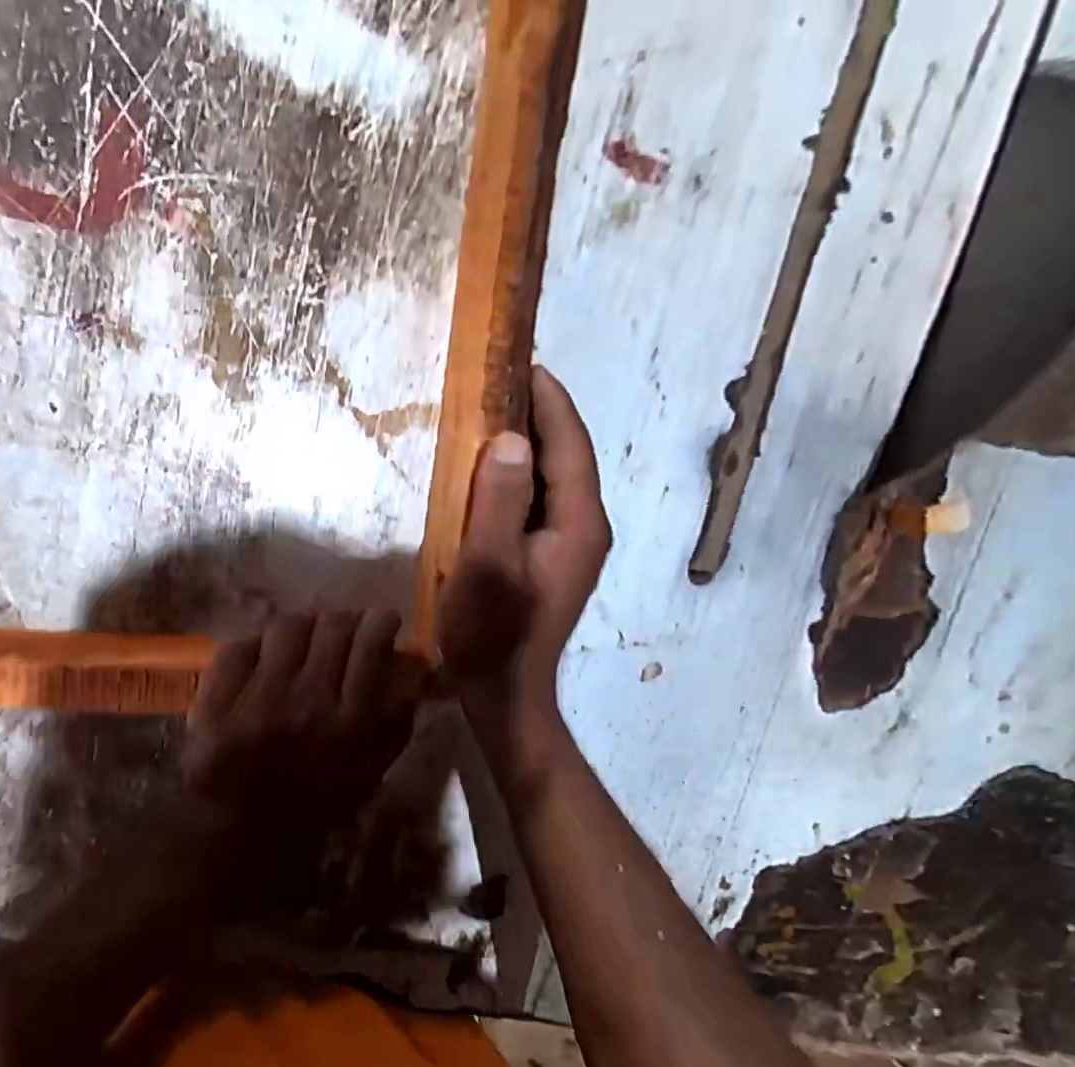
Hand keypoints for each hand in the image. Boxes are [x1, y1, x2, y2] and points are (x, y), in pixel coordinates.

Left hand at [182, 610, 416, 858]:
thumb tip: (411, 685)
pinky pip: (240, 646)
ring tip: (304, 639)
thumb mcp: (367, 778)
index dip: (382, 622)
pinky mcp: (220, 697)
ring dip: (302, 627)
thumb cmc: (311, 808)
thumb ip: (394, 730)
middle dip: (345, 619)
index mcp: (348, 720)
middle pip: (332, 627)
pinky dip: (255, 646)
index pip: (371, 645)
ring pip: (287, 627)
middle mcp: (307, 698)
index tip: (385, 620)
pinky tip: (262, 658)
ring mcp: (259, 695)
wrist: (237, 835)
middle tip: (345, 628)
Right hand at [436, 367, 610, 727]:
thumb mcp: (487, 564)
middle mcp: (587, 527)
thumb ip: (501, 500)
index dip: (549, 400)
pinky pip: (544, 499)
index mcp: (579, 523)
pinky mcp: (554, 557)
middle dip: (542, 413)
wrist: (506, 695)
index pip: (571, 443)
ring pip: (558, 476)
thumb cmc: (491, 633)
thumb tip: (512, 438)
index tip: (523, 362)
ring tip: (495, 411)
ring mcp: (573, 545)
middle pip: (570, 455)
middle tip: (502, 379)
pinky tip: (496, 469)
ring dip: (533, 442)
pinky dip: (524, 474)